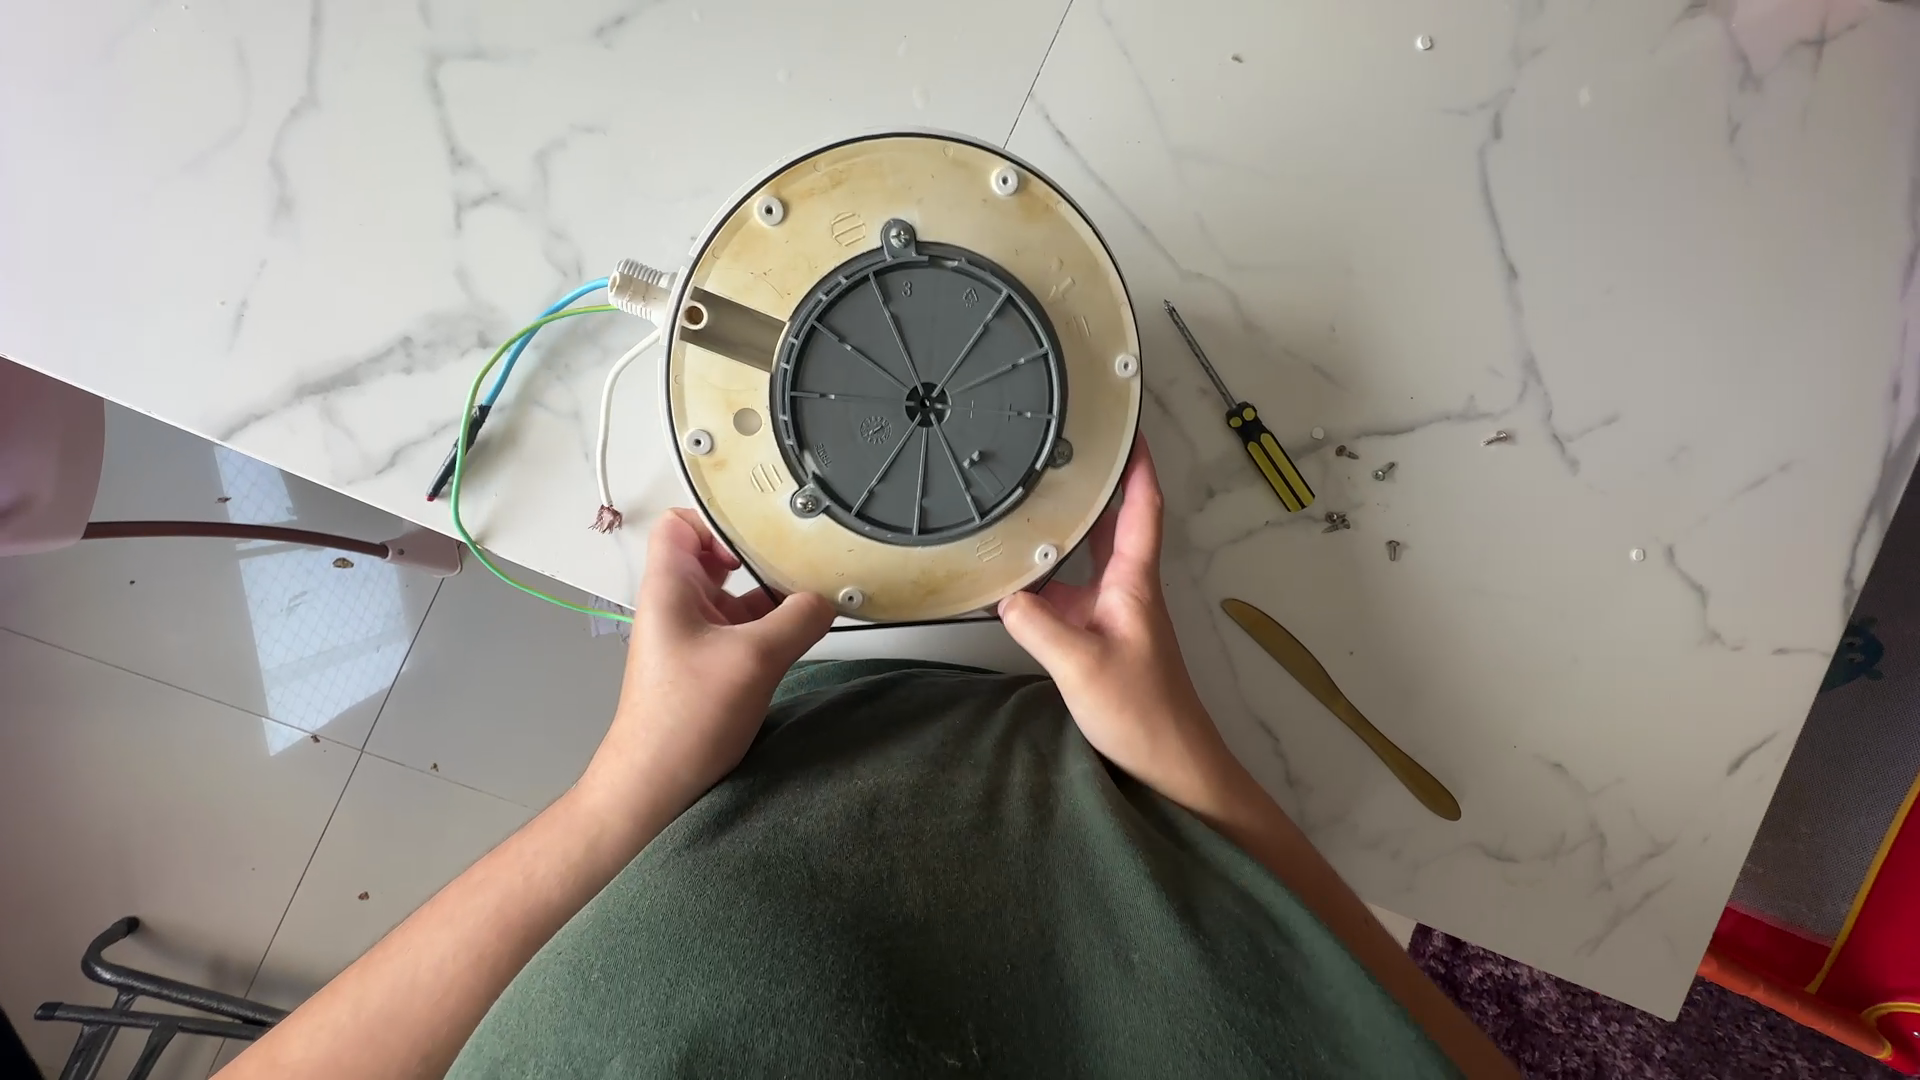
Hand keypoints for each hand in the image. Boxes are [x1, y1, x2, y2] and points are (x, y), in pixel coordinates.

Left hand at [582, 509, 834, 818]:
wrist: (657, 785)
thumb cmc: (683, 720)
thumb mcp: (754, 659)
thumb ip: (798, 620)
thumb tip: (828, 600)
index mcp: (671, 589)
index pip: (681, 524)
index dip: (718, 520)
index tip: (761, 535)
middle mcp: (681, 606)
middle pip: (719, 557)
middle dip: (762, 556)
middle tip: (801, 560)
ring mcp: (697, 636)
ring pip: (740, 594)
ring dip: (775, 595)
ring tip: (814, 596)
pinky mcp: (714, 663)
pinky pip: (749, 628)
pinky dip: (776, 625)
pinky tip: (805, 632)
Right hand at [999, 438, 1248, 815]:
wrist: (1171, 761)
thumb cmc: (1144, 713)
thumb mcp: (1080, 664)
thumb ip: (1038, 626)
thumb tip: (1006, 598)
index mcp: (1134, 584)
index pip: (1143, 509)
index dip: (1138, 466)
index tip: (1128, 431)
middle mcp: (1127, 591)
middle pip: (1114, 526)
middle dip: (1098, 489)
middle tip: (1069, 458)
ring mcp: (1115, 615)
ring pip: (1088, 562)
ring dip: (1068, 536)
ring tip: (1033, 512)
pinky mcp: (1102, 638)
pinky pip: (1071, 597)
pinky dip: (1048, 584)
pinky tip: (1020, 587)